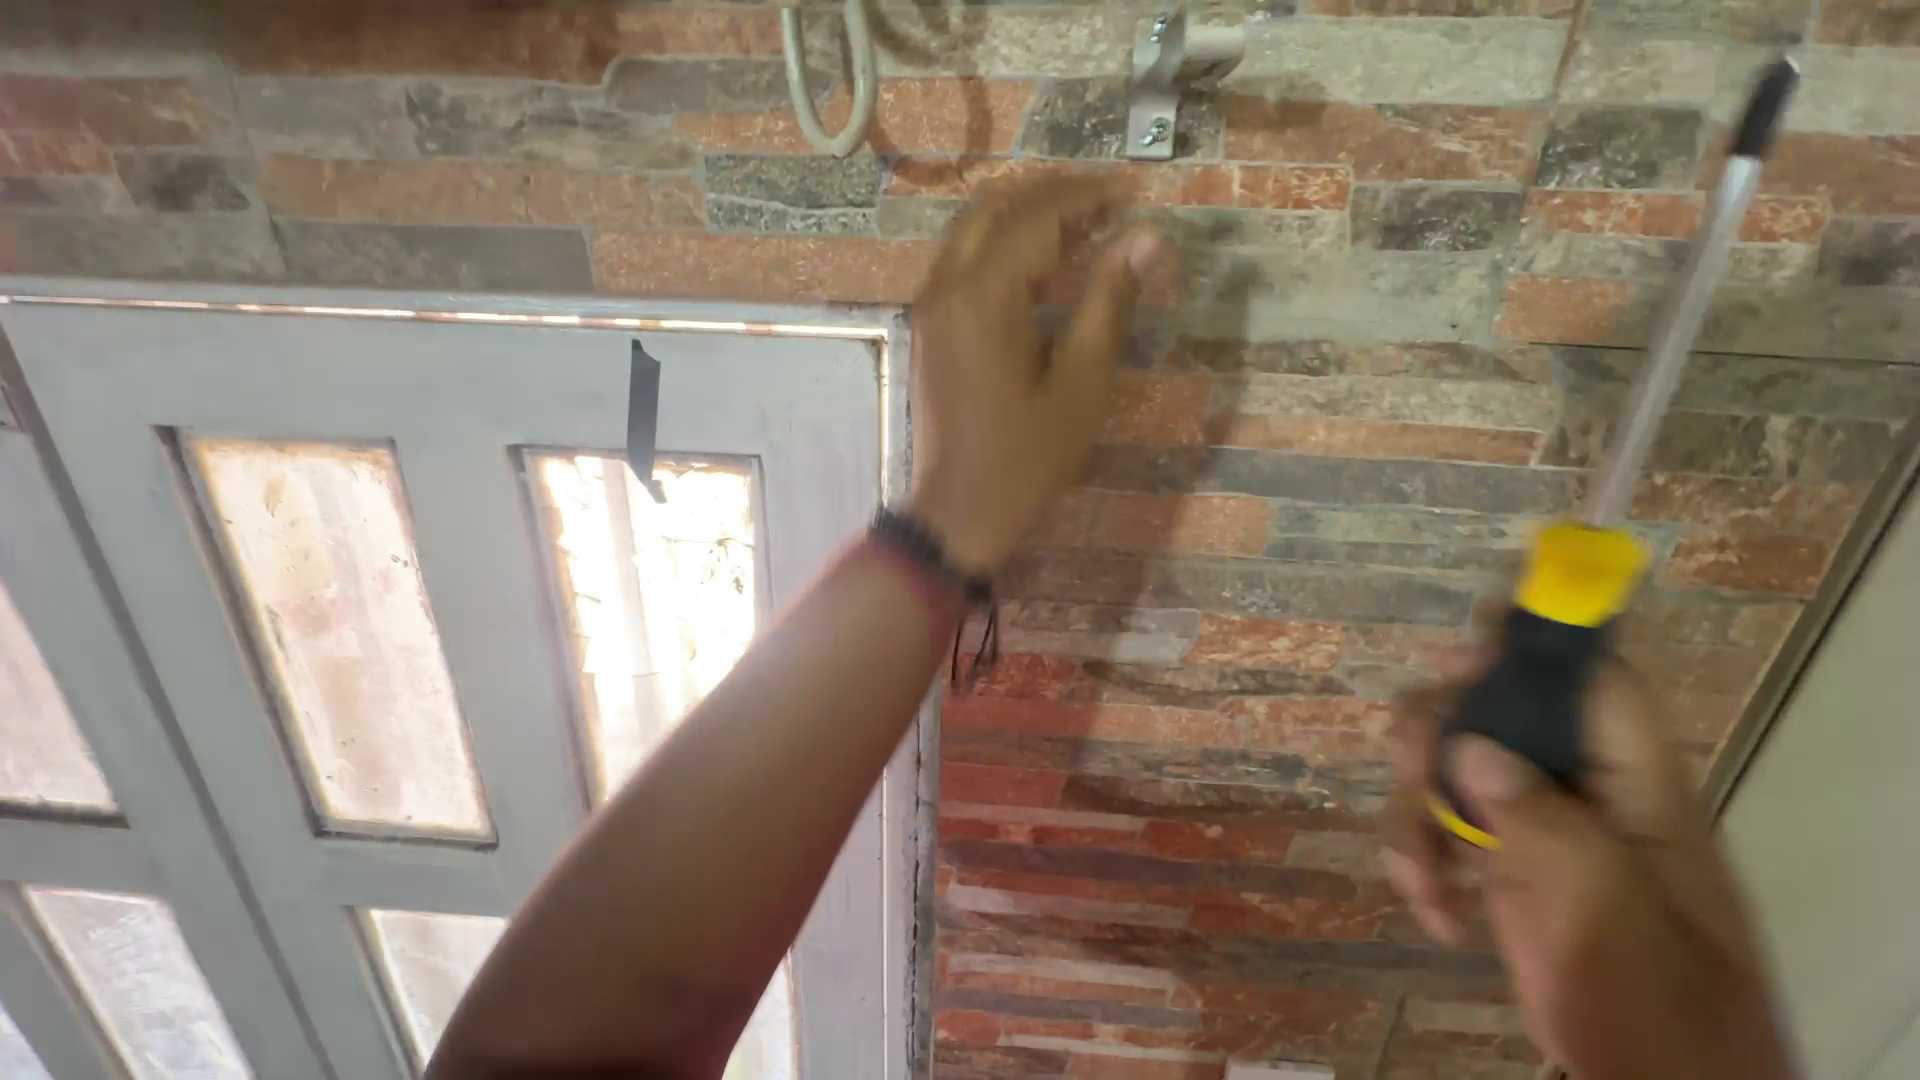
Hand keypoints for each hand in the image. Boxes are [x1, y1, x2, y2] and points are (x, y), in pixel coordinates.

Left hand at [906, 176, 1165, 575]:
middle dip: (1052, 194)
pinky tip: (1039, 267)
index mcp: (984, 295)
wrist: (960, 510)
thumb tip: (1147, 236)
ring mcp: (930, 307)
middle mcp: (946, 286)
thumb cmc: (1027, 456)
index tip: (1133, 192)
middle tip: (1106, 202)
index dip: (1087, 196)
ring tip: (1081, 226)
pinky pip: (961, 263)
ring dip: (1023, 217)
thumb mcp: (1081, 382)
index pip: (1037, 216)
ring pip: (972, 232)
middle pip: (995, 208)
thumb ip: (1109, 301)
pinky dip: (999, 247)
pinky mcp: (928, 329)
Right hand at [1383, 653, 1796, 1079]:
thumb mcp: (1609, 917)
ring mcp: (1537, 824)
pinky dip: (1419, 860)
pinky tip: (1434, 911)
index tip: (1455, 656)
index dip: (1528, 649)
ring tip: (1422, 882)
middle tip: (1412, 777)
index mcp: (1637, 790)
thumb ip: (1549, 825)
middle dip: (1433, 736)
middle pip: (1490, 710)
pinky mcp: (1502, 859)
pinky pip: (1436, 824)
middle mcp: (1581, 790)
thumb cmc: (1657, 1011)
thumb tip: (1471, 747)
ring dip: (1414, 814)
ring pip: (1445, 766)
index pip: (1593, 683)